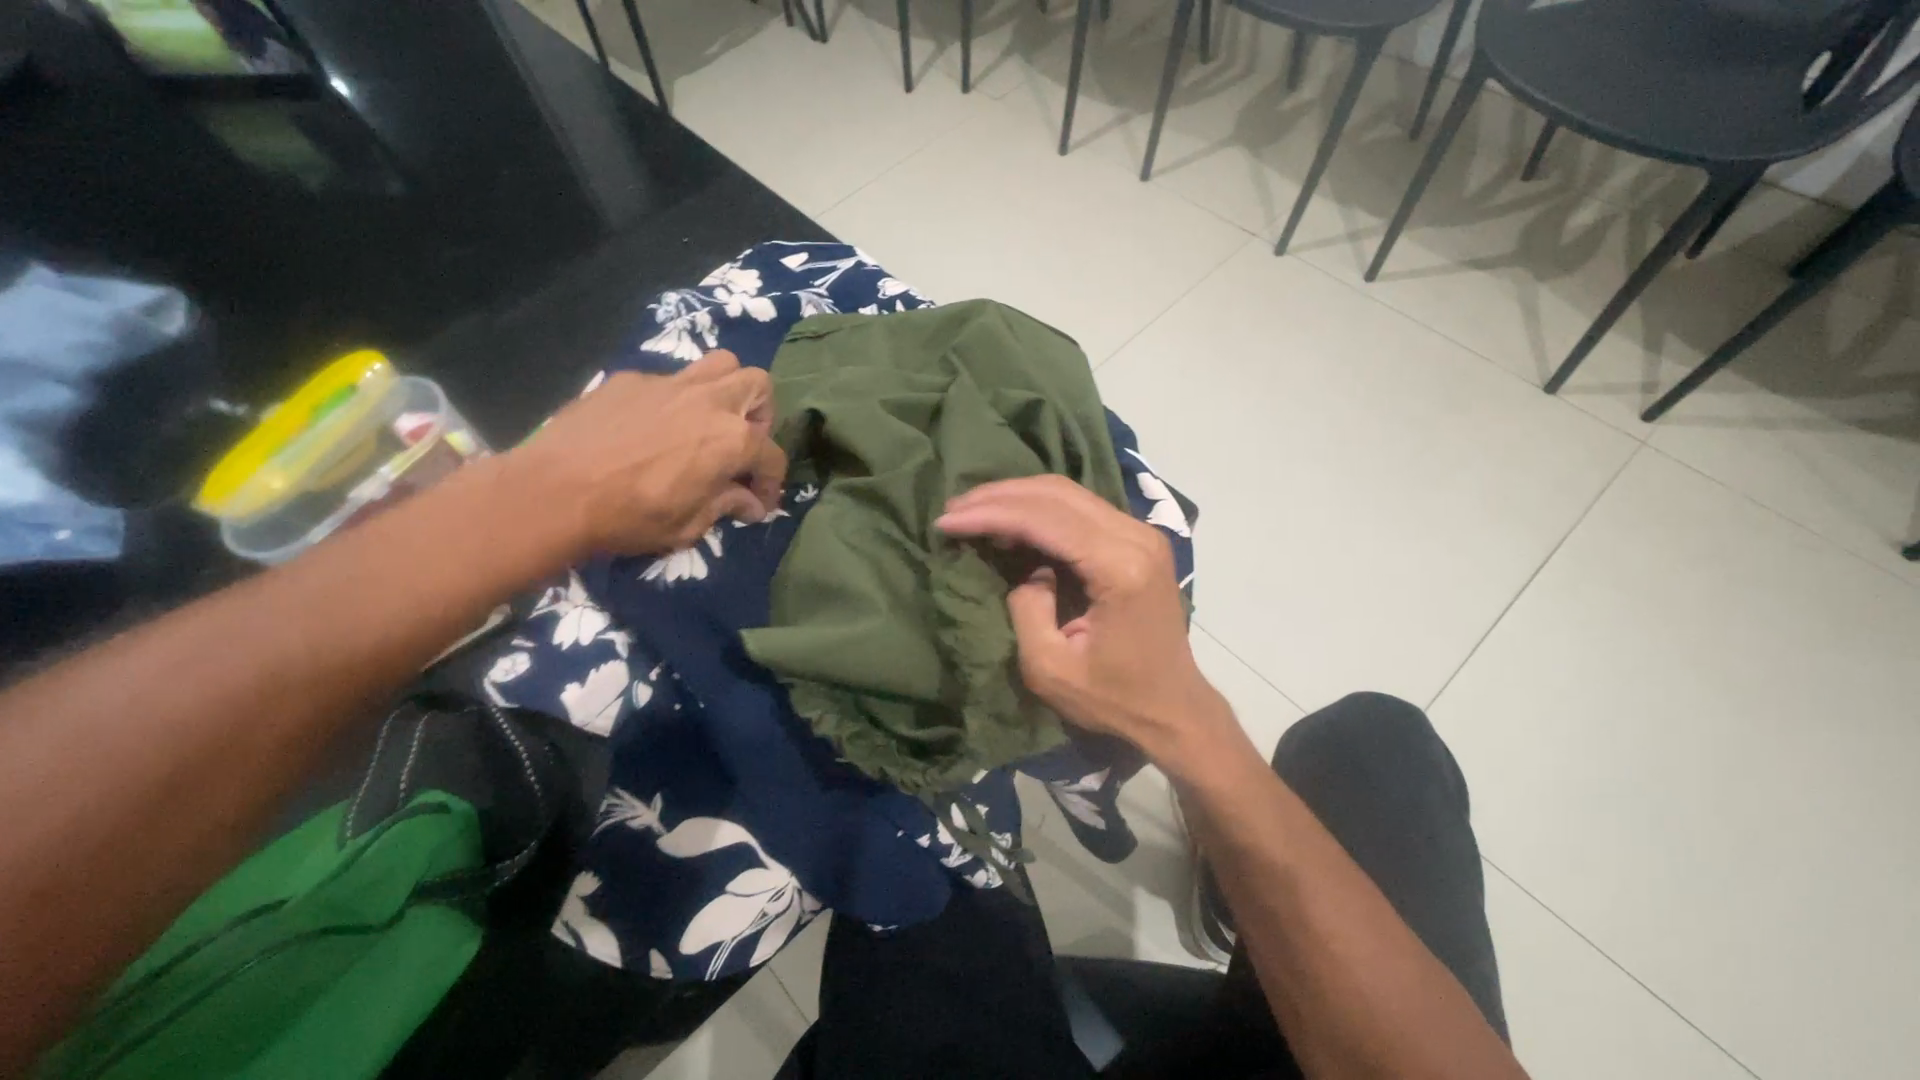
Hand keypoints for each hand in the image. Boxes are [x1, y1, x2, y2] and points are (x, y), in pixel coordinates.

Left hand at [503, 351, 785, 557]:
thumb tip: (749, 503)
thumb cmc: (629, 516)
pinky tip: (651, 427)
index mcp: (732, 440)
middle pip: (757, 385)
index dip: (771, 483)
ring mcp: (669, 384)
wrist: (555, 491)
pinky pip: (668, 380)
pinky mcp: (630, 380)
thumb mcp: (687, 526)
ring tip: (708, 420)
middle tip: (741, 445)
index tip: (758, 502)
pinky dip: (673, 400)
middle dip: (760, 415)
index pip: (771, 455)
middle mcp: (709, 401)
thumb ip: (725, 506)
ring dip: (725, 389)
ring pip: (719, 364)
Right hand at [935, 475, 1240, 776]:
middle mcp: (1137, 538)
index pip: (1046, 520)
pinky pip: (1082, 508)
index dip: (991, 515)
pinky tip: (1009, 519)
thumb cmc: (1115, 699)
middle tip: (951, 510)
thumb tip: (1025, 570)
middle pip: (1057, 494)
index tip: (946, 522)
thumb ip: (1026, 608)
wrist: (1174, 709)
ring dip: (1017, 497)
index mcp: (1120, 568)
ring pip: (1069, 493)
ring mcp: (1143, 534)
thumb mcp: (1050, 668)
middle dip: (998, 497)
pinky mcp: (1139, 540)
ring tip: (971, 511)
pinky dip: (1040, 508)